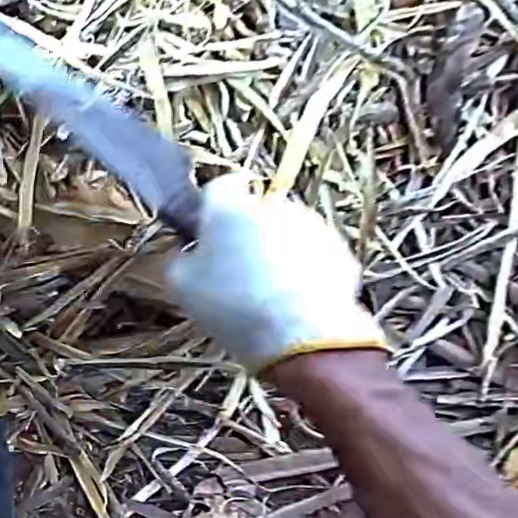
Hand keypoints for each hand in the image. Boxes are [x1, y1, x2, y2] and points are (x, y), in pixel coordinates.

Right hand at [166, 173, 386, 370]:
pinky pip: (307, 251)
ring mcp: (313, 226)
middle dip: (240, 230)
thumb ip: (182, 255)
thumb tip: (193, 250)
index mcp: (231, 209)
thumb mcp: (179, 283)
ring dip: (268, 247)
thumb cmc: (228, 304)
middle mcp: (275, 207)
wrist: (297, 334)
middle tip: (225, 266)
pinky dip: (294, 266)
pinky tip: (283, 297)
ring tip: (256, 287)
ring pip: (282, 229)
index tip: (202, 230)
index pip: (220, 184)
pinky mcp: (338, 249)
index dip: (209, 206)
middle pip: (253, 209)